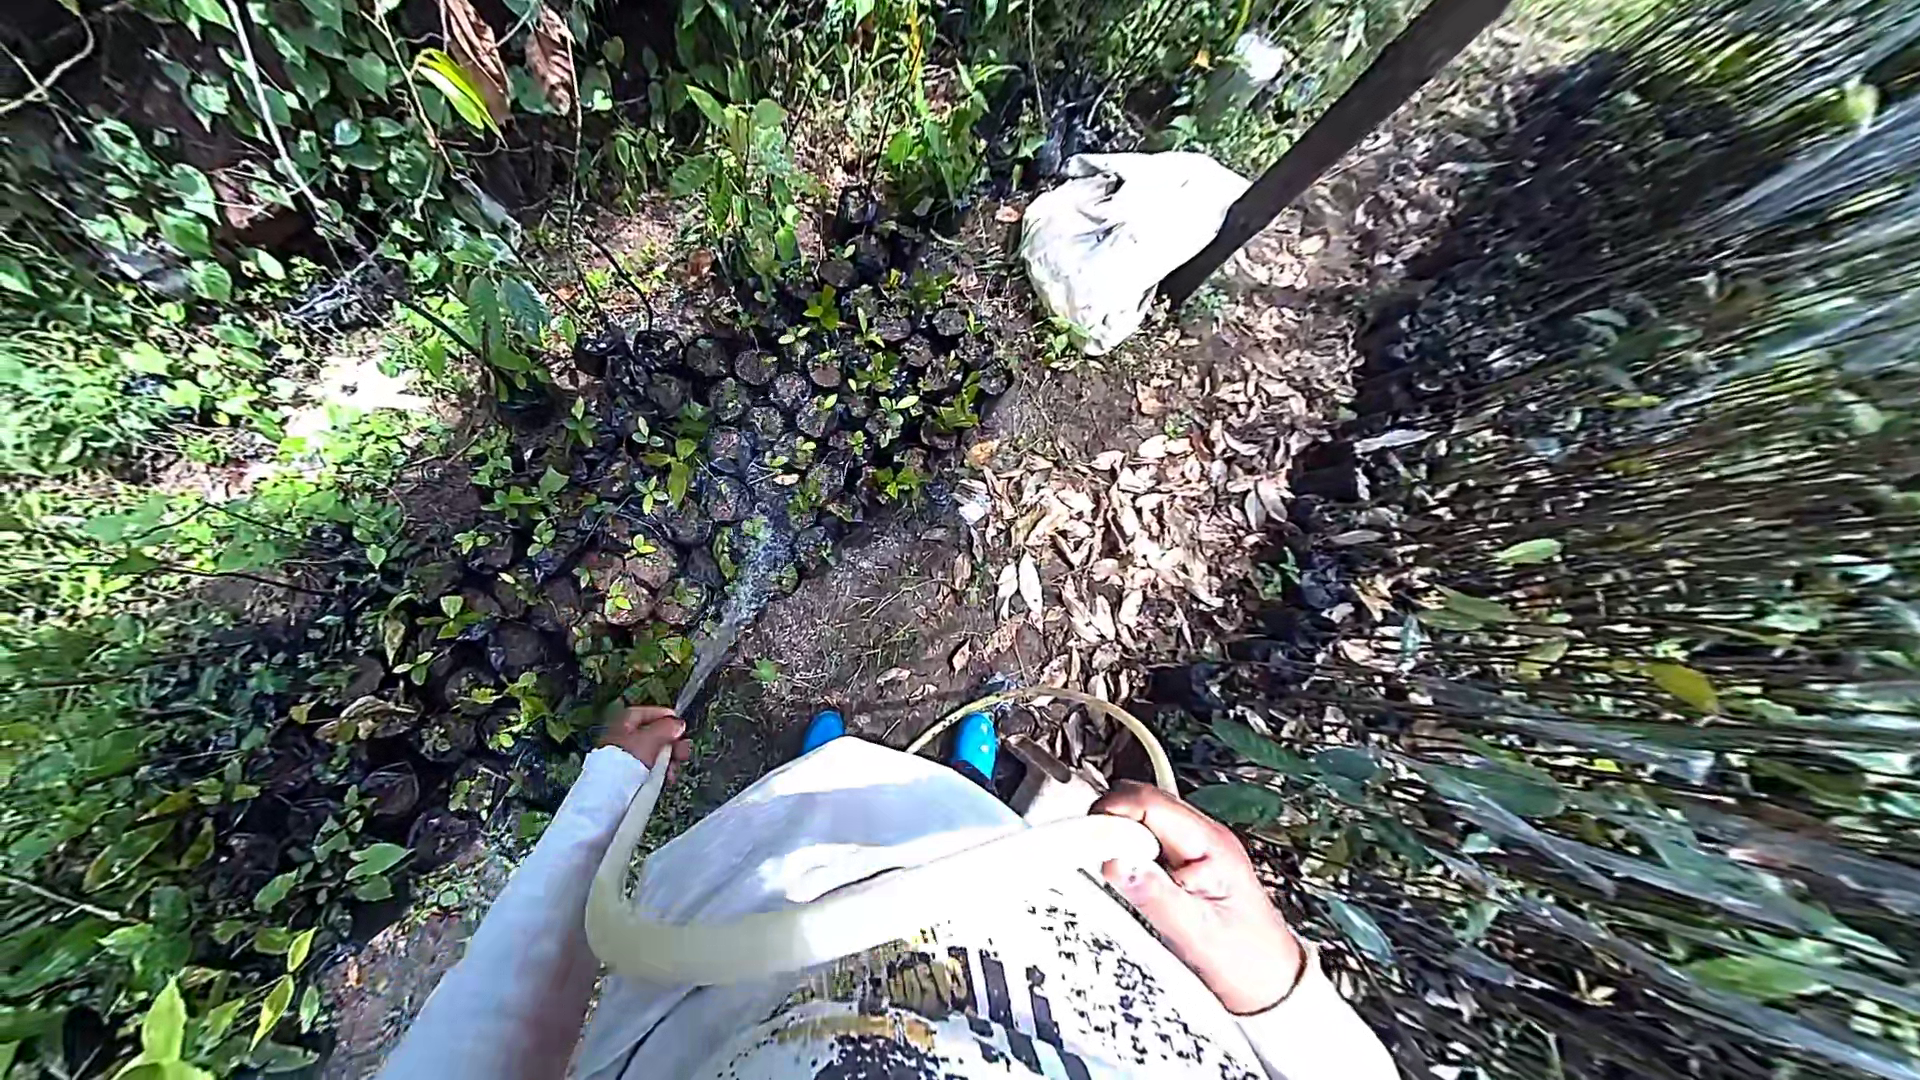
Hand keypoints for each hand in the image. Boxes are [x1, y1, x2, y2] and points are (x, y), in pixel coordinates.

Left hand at [601, 705, 692, 779]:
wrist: (611, 793)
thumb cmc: (626, 761)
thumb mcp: (652, 738)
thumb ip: (667, 727)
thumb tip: (678, 724)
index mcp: (622, 725)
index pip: (645, 713)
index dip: (664, 716)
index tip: (678, 723)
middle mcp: (621, 740)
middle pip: (653, 735)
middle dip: (672, 742)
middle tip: (683, 748)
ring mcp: (624, 760)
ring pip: (654, 753)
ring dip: (669, 758)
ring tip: (676, 766)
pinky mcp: (628, 778)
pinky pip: (650, 769)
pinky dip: (661, 771)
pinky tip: (668, 776)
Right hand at [1092, 781, 1305, 1014]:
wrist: (1274, 990)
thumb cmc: (1248, 968)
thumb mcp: (1197, 937)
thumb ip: (1154, 896)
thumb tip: (1115, 862)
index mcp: (1211, 843)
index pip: (1148, 801)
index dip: (1111, 813)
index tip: (1087, 837)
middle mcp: (1204, 834)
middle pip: (1142, 798)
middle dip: (1111, 820)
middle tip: (1095, 854)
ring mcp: (1196, 844)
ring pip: (1142, 814)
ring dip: (1119, 834)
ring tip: (1115, 870)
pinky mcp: (1186, 857)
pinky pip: (1146, 835)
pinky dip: (1128, 848)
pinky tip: (1129, 874)